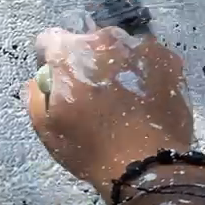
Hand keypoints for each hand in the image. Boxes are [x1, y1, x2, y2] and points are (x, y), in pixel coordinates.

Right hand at [25, 27, 196, 200]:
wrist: (147, 165)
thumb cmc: (91, 149)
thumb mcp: (47, 128)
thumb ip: (35, 95)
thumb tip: (38, 81)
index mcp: (71, 52)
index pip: (49, 39)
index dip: (49, 60)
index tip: (56, 80)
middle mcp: (107, 39)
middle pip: (87, 42)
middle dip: (86, 62)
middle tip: (92, 95)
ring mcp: (142, 47)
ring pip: (120, 49)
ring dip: (115, 66)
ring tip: (122, 100)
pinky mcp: (169, 60)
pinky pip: (148, 59)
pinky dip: (143, 74)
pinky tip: (143, 100)